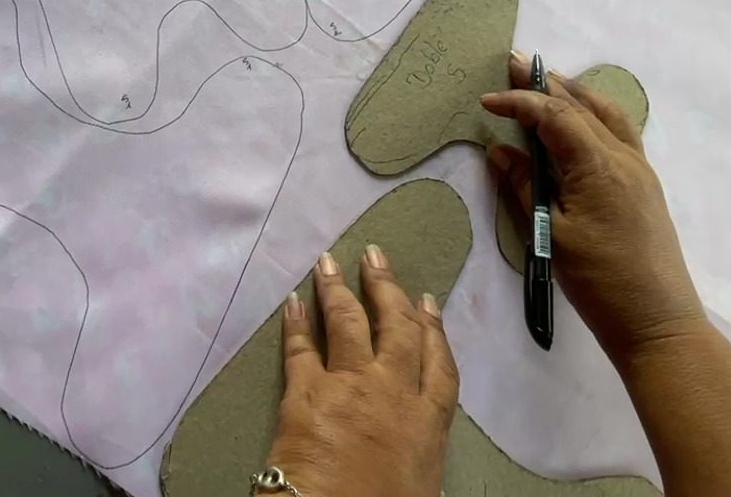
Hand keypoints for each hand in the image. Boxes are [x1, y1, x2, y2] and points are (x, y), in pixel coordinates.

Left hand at [266, 246, 458, 496]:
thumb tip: (412, 430)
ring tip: (328, 262)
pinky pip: (301, 347)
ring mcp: (348, 386)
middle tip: (374, 255)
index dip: (433, 328)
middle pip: (394, 328)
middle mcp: (391, 392)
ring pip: (347, 323)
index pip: (437, 364)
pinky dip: (296, 322)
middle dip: (386, 287)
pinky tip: (293, 302)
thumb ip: (418, 443)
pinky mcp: (306, 392)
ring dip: (337, 289)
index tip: (427, 299)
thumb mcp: (420, 483)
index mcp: (426, 422)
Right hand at [480, 51, 707, 363]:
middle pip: (581, 105)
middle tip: (515, 61)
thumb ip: (523, 186)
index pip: (554, 116)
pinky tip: (582, 114)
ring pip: (606, 113)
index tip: (486, 101)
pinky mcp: (644, 184)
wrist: (658, 324)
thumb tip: (499, 150)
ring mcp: (639, 169)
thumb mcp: (549, 234)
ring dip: (574, 90)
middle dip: (545, 83)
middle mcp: (623, 158)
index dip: (519, 102)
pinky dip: (595, 111)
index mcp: (598, 167)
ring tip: (547, 76)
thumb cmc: (598, 281)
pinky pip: (620, 130)